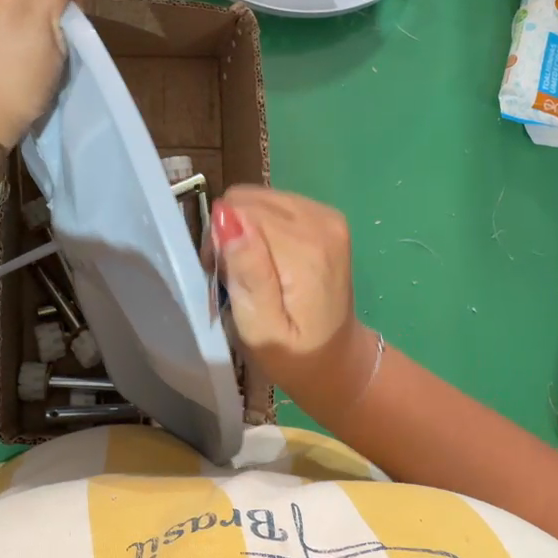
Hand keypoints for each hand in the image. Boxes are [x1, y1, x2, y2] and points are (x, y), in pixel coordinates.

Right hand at [212, 187, 379, 407]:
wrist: (337, 360)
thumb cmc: (293, 355)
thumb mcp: (260, 329)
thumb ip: (246, 272)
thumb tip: (226, 218)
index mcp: (307, 249)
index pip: (239, 211)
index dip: (220, 240)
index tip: (221, 276)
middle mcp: (321, 220)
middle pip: (248, 199)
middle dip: (230, 232)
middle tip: (234, 276)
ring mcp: (326, 215)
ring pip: (258, 198)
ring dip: (243, 229)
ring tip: (249, 269)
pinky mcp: (324, 215)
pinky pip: (273, 203)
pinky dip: (259, 226)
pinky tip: (264, 258)